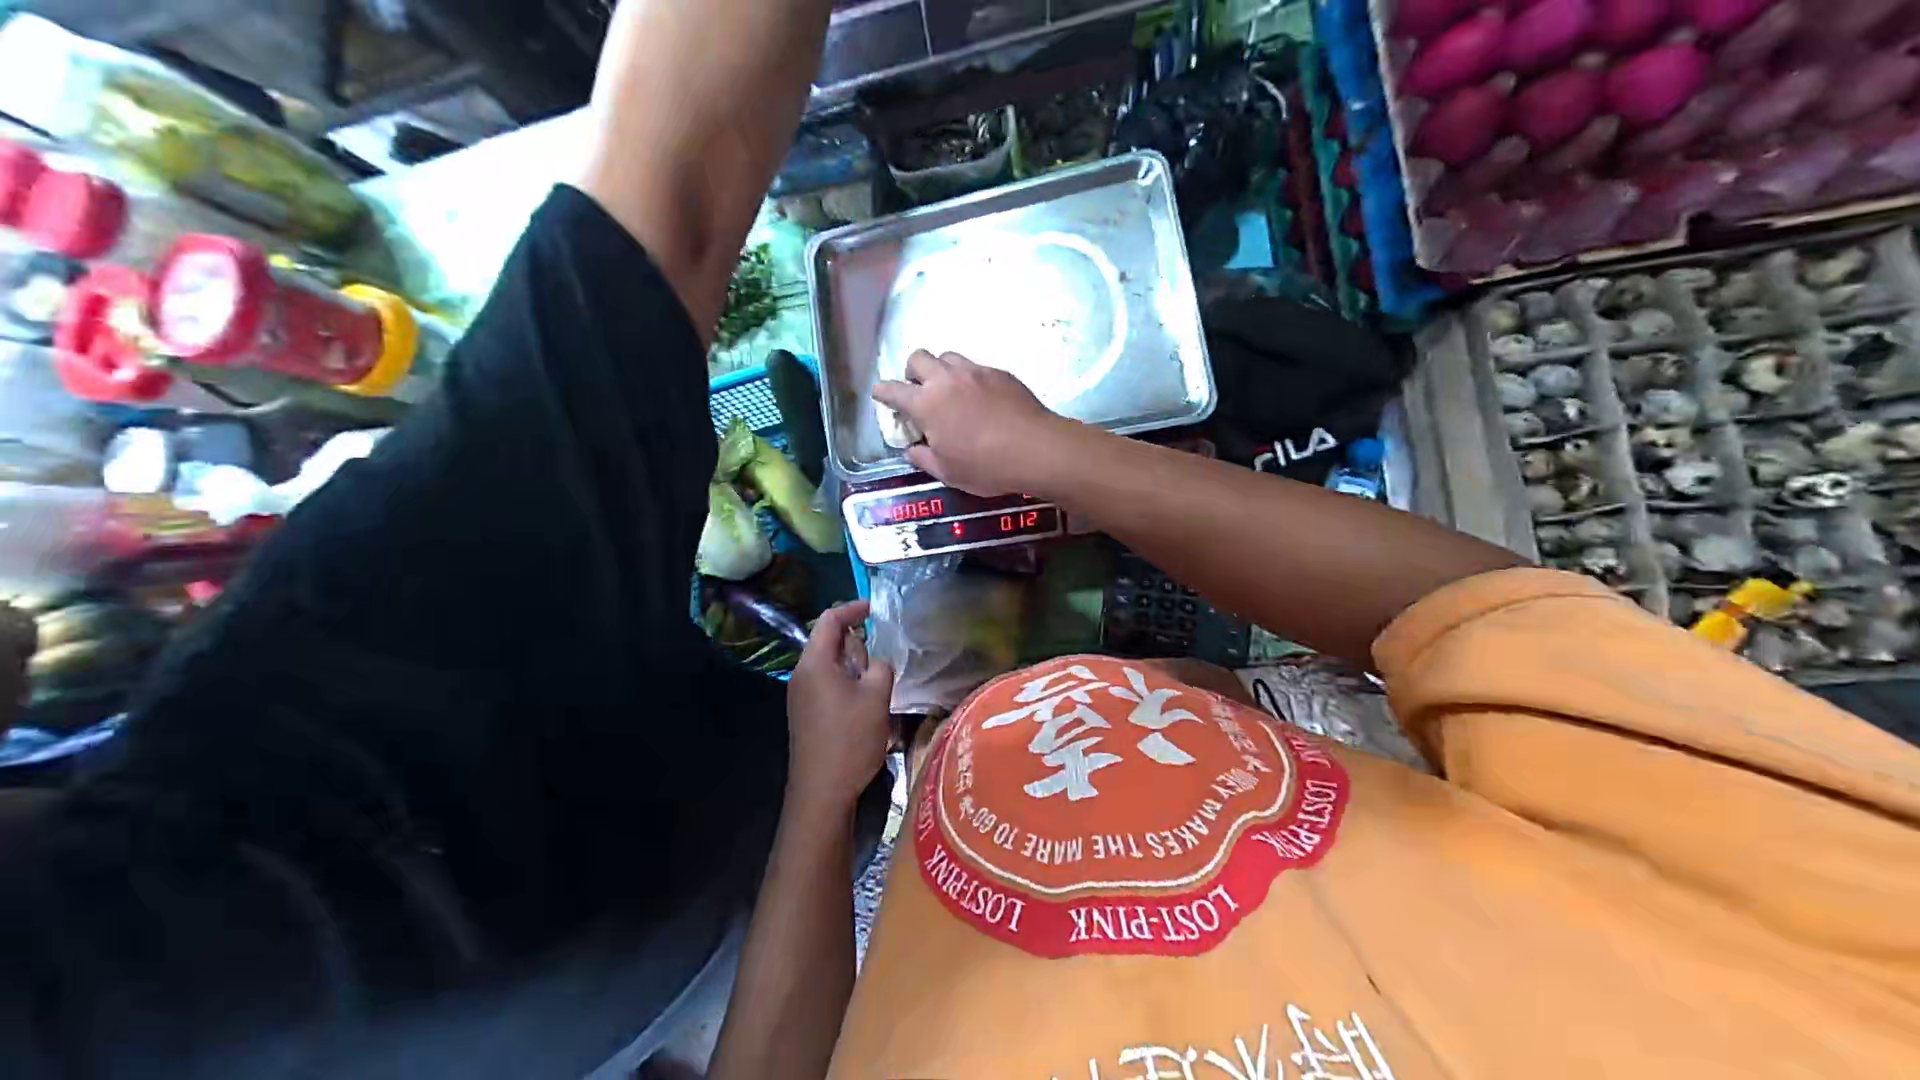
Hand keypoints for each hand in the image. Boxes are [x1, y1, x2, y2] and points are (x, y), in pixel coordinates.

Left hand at [785, 601, 893, 813]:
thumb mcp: (876, 696)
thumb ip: (880, 667)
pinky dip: (845, 683)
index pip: (829, 620)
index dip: (852, 609)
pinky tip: (863, 704)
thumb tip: (876, 662)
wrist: (822, 791)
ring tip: (874, 685)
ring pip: (829, 666)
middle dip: (856, 643)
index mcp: (814, 663)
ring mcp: (800, 696)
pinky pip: (826, 685)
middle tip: (878, 660)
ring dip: (853, 666)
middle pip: (828, 642)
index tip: (875, 608)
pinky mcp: (805, 714)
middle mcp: (802, 675)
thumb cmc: (850, 739)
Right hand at [872, 350, 1079, 495]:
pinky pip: (976, 368)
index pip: (893, 390)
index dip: (882, 392)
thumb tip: (912, 449)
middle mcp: (947, 380)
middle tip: (919, 392)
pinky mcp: (1000, 373)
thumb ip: (923, 458)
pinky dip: (970, 380)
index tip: (879, 393)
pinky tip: (981, 401)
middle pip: (918, 358)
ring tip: (951, 393)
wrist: (1036, 449)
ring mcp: (975, 372)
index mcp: (927, 404)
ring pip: (948, 357)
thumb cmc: (985, 466)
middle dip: (912, 372)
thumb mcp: (947, 472)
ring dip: (942, 371)